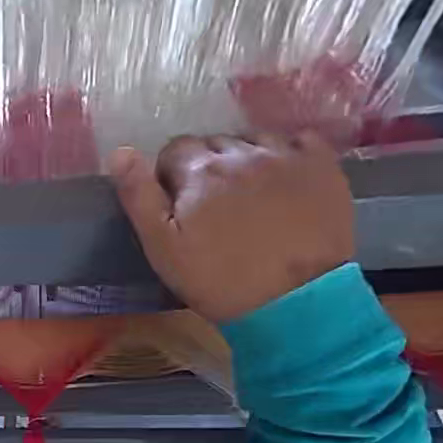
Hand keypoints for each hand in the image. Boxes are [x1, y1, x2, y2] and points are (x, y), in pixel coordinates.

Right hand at [108, 133, 354, 323]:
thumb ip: (139, 197)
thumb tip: (120, 152)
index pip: (173, 150)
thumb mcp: (162, 247)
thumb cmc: (217, 280)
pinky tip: (281, 182)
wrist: (293, 301)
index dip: (168, 176)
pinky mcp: (322, 166)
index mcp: (199, 171)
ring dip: (242, 160)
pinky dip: (284, 154)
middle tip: (208, 208)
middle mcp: (242, 151)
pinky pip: (297, 142)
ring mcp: (286, 155)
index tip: (175, 206)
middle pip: (213, 143)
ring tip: (244, 196)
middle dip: (205, 168)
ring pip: (253, 140)